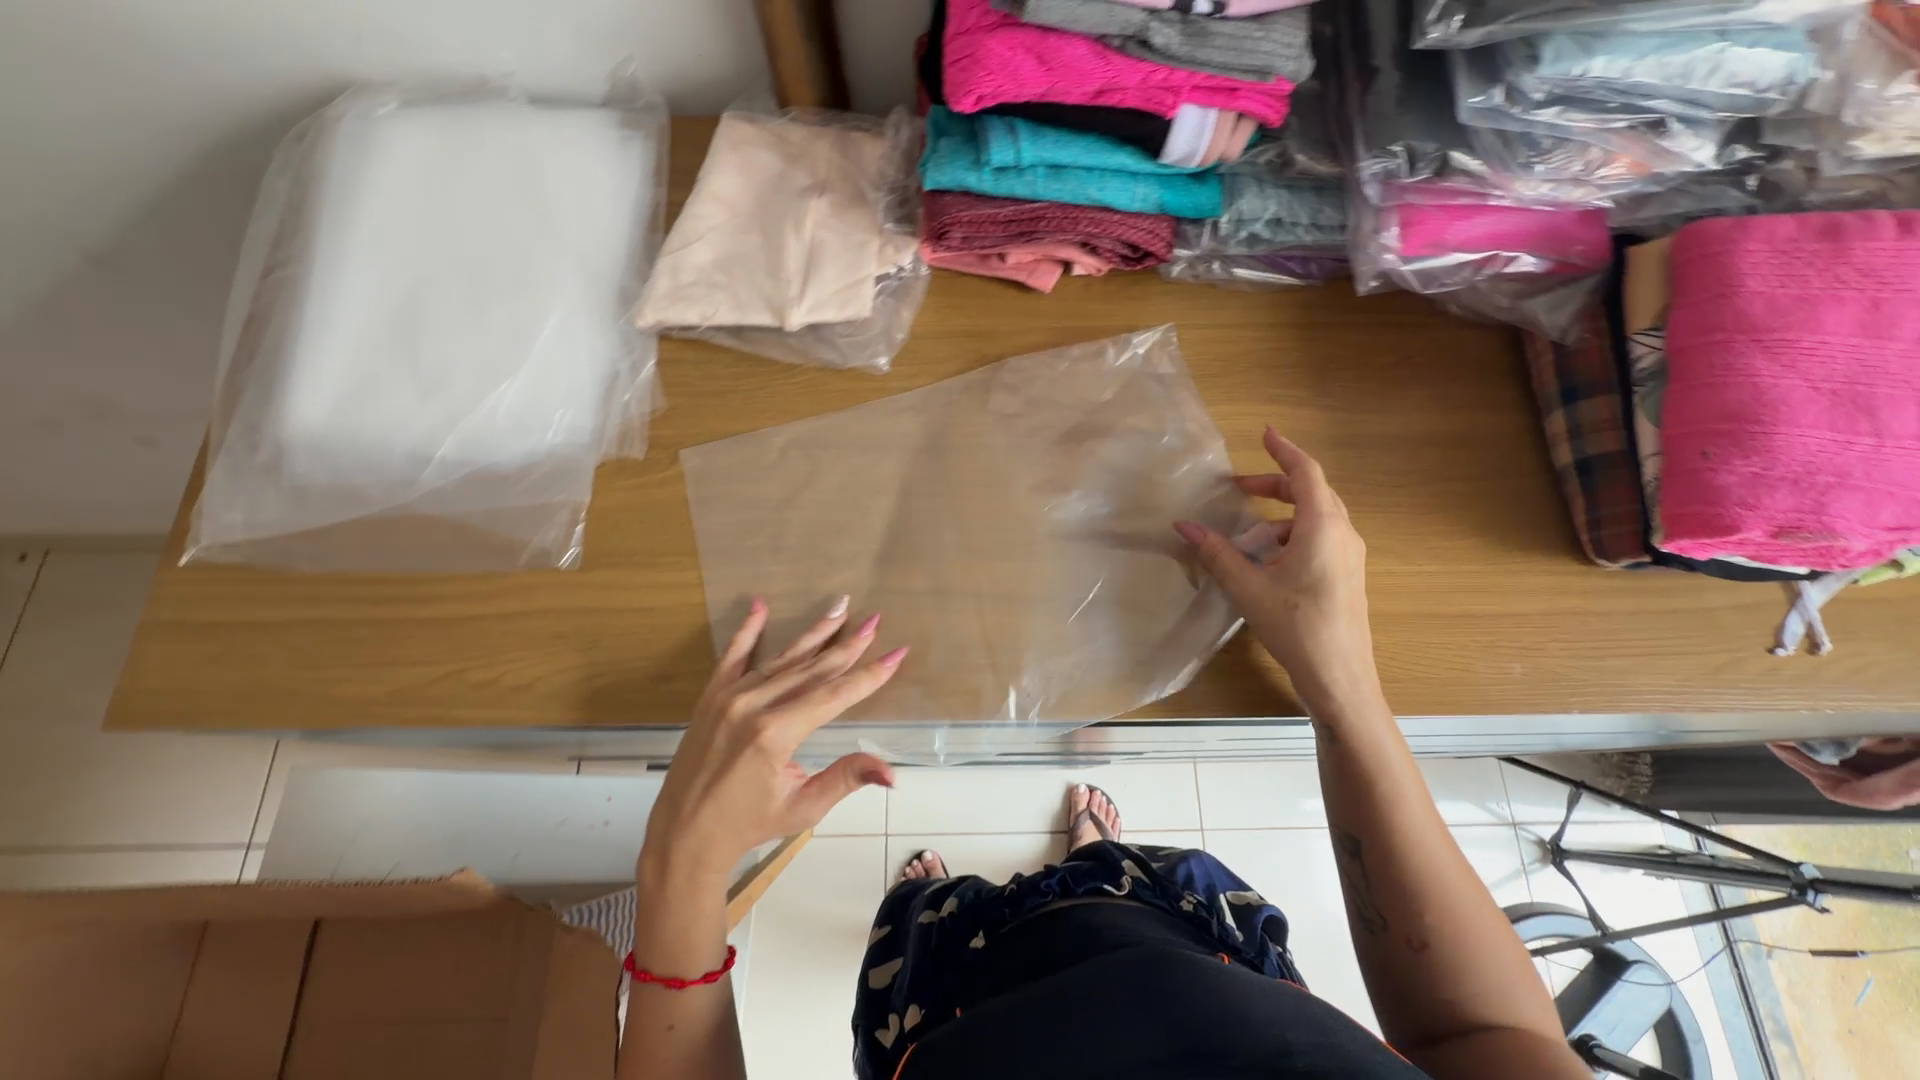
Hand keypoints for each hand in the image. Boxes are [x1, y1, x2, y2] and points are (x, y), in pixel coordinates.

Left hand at [640, 598, 906, 886]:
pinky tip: (759, 606)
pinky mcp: (711, 698)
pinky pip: (733, 657)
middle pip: (813, 669)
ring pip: (782, 659)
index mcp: (776, 733)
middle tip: (875, 621)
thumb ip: (846, 779)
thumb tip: (891, 773)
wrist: (685, 833)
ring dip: (814, 634)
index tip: (896, 654)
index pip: (834, 695)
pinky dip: (747, 630)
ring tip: (840, 607)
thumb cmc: (749, 824)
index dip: (868, 675)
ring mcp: (729, 698)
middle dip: (848, 645)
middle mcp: (753, 707)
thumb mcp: (803, 806)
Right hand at [1174, 429, 1382, 719]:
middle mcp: (1342, 534)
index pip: (1306, 473)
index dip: (1284, 450)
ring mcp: (1349, 557)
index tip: (1264, 433)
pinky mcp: (1346, 577)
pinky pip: (1320, 539)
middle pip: (1313, 493)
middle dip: (1276, 483)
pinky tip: (1266, 560)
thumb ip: (1217, 553)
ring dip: (1282, 514)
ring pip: (1317, 518)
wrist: (1340, 678)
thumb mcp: (1249, 588)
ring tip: (1246, 531)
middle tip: (1240, 486)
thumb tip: (1183, 525)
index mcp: (1323, 527)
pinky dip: (1291, 535)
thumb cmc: (1296, 627)